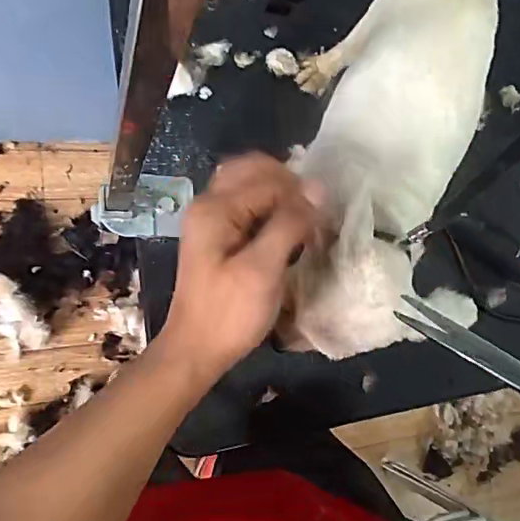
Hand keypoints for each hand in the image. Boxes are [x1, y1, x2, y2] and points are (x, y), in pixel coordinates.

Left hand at [151, 155, 318, 382]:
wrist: (196, 350)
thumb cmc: (230, 313)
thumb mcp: (263, 269)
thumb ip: (289, 224)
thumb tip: (317, 189)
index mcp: (215, 208)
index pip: (268, 179)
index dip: (300, 192)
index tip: (324, 217)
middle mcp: (208, 204)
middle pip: (252, 170)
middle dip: (287, 183)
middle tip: (313, 211)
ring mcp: (210, 220)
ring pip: (249, 185)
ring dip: (279, 194)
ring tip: (304, 218)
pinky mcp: (217, 236)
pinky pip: (246, 205)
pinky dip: (269, 208)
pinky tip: (287, 229)